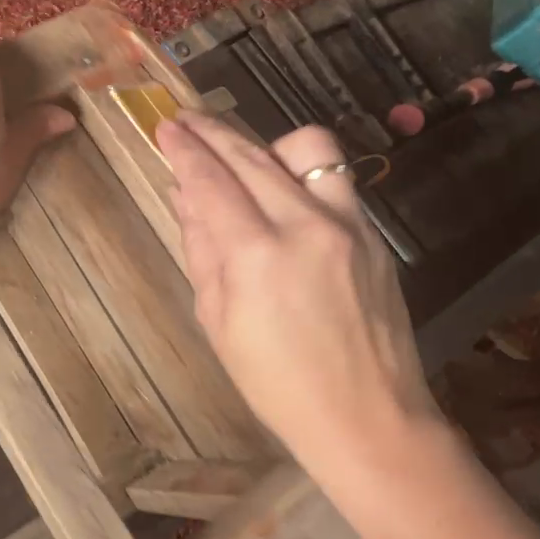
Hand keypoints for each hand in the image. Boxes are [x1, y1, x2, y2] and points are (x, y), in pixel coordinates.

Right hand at [155, 111, 440, 474]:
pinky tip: (279, 189)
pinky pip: (334, 180)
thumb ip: (201, 248)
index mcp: (257, 254)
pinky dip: (299, 171)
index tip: (165, 126)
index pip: (212, 181)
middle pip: (252, 156)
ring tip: (239, 155)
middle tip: (185, 120)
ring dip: (263, 143)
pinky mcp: (374, 235)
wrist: (368, 418)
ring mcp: (349, 225)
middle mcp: (306, 225)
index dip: (185, 150)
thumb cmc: (275, 382)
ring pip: (306, 149)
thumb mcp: (217, 319)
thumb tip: (184, 195)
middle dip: (213, 132)